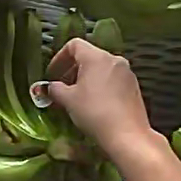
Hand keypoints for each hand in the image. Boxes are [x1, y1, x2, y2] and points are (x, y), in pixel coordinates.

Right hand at [43, 38, 155, 159]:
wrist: (127, 135)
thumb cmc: (93, 111)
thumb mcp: (67, 99)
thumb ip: (53, 88)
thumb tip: (47, 87)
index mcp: (97, 58)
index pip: (74, 45)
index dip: (58, 58)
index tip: (51, 74)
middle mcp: (114, 60)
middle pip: (87, 56)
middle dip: (70, 69)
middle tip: (59, 86)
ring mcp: (126, 74)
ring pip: (99, 68)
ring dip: (83, 78)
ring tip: (73, 96)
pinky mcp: (133, 87)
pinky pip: (109, 79)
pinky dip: (97, 85)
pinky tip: (90, 103)